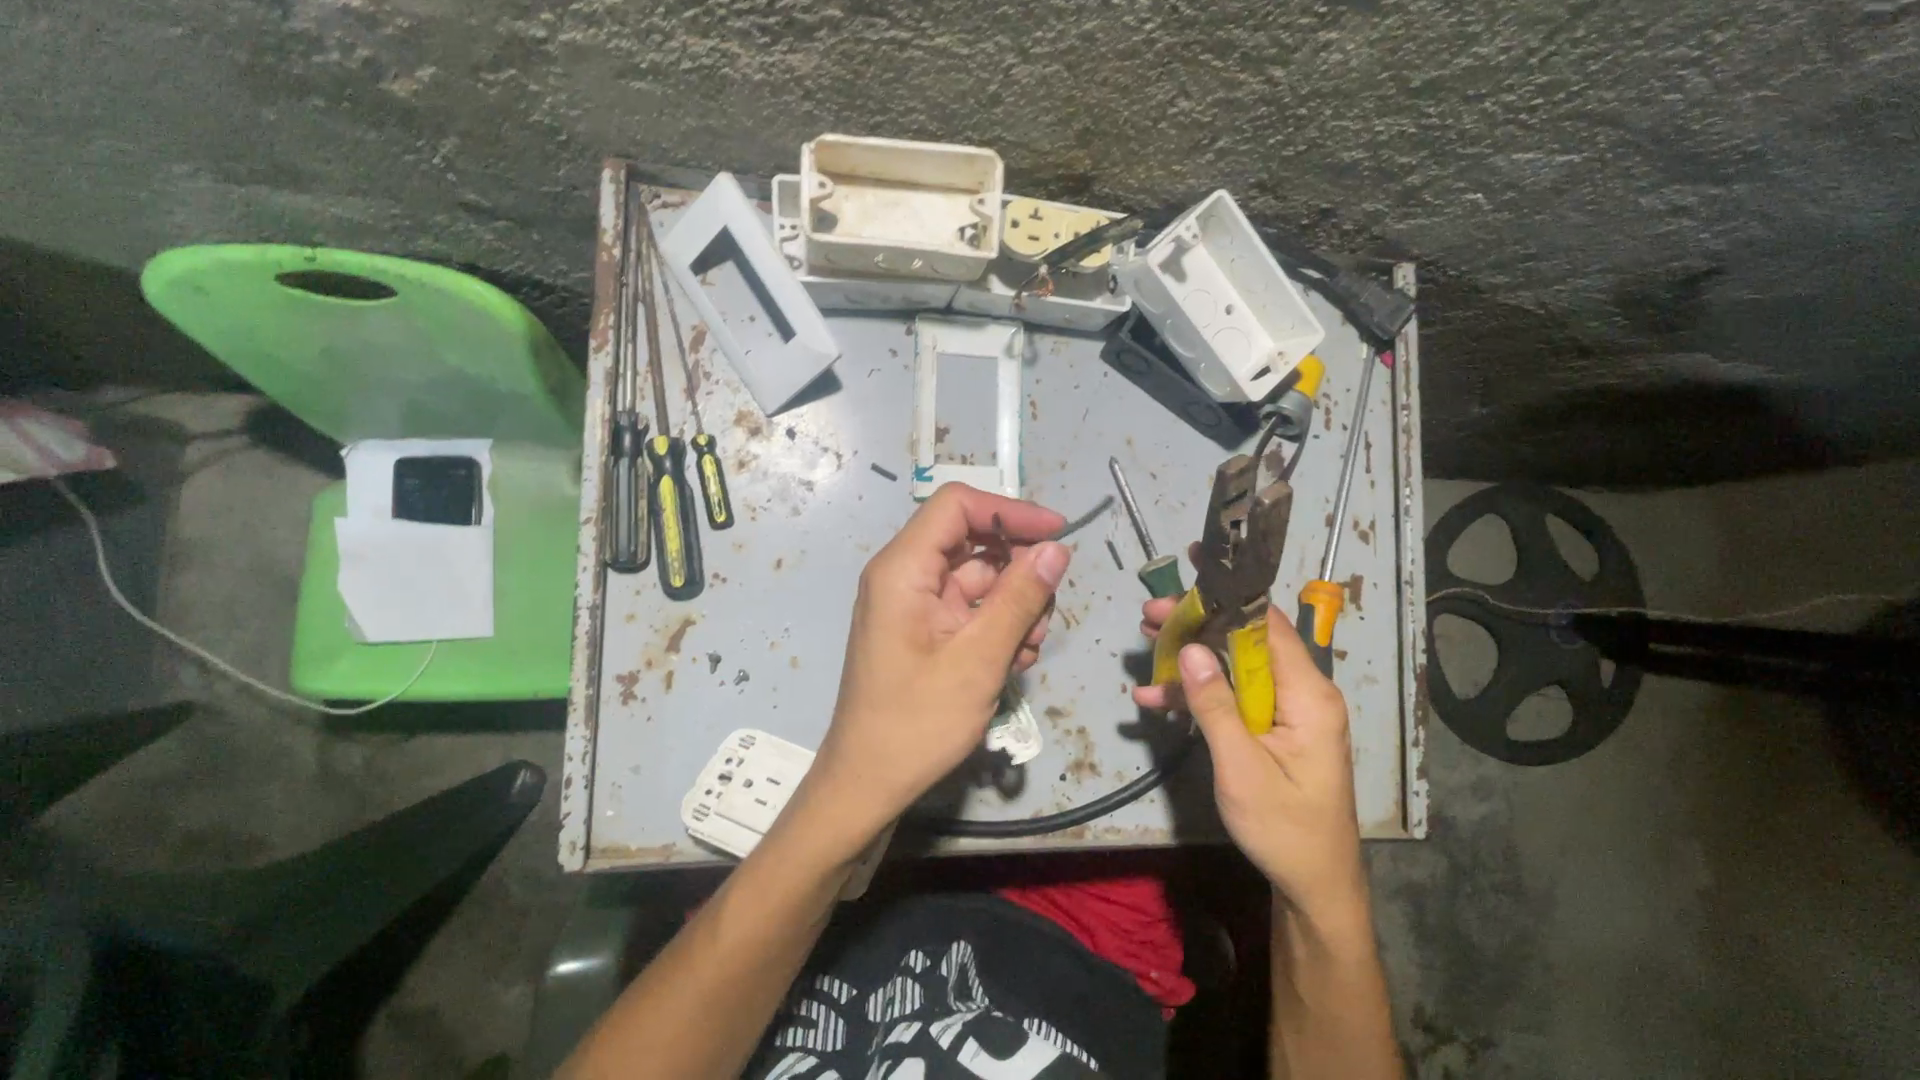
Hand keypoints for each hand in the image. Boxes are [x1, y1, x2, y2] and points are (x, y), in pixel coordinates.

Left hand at [803, 483, 1069, 843]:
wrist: (868, 784)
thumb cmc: (916, 723)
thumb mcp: (978, 660)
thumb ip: (1019, 599)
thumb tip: (1055, 549)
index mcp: (903, 569)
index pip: (958, 505)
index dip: (1011, 511)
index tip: (1058, 535)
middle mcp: (905, 577)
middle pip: (975, 543)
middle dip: (1019, 573)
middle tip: (1046, 616)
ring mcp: (914, 606)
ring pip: (980, 581)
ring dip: (1015, 607)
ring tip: (1029, 650)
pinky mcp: (924, 633)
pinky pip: (970, 612)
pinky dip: (998, 629)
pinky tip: (1014, 663)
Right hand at [1134, 596, 1367, 921]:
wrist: (1314, 883)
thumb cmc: (1285, 829)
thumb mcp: (1242, 769)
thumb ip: (1216, 706)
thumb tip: (1190, 647)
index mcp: (1308, 696)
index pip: (1268, 626)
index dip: (1231, 592)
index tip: (1195, 564)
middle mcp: (1302, 693)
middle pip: (1246, 641)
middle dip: (1198, 624)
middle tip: (1149, 612)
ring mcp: (1287, 711)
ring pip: (1234, 667)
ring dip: (1189, 659)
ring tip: (1144, 641)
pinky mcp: (1272, 728)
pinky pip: (1233, 698)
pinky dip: (1197, 696)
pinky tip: (1154, 699)